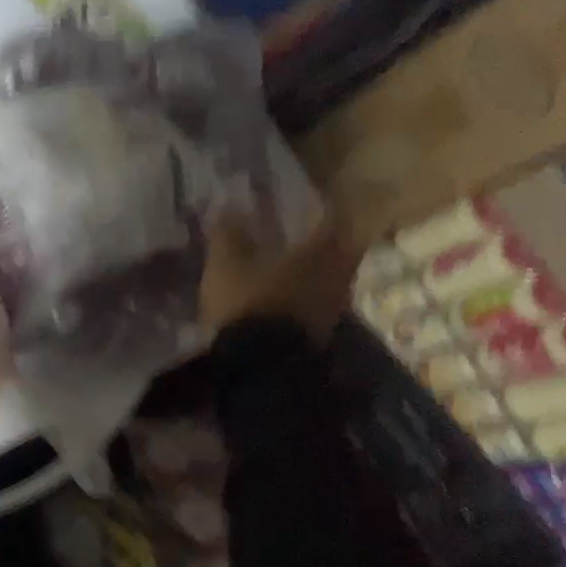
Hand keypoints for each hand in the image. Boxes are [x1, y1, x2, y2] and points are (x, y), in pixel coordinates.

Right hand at [199, 210, 363, 344]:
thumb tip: (227, 207)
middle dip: (320, 240)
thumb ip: (228, 237)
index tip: (306, 203)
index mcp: (322, 249)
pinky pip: (319, 299)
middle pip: (338, 246)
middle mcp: (339, 270)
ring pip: (330, 274)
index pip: (333, 216)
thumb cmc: (249, 303)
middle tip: (298, 236)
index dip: (320, 207)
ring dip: (314, 269)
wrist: (262, 363)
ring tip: (289, 267)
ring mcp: (336, 302)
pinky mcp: (324, 327)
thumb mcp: (226, 267)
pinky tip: (286, 296)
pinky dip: (306, 293)